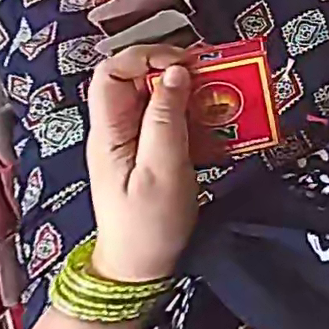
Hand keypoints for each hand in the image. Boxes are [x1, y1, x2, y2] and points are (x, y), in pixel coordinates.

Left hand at [83, 44, 198, 283]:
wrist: (139, 271)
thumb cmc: (148, 226)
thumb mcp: (162, 171)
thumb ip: (167, 119)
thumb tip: (176, 71)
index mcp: (109, 131)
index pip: (110, 72)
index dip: (144, 57)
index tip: (182, 64)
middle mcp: (118, 128)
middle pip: (135, 77)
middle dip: (173, 67)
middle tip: (210, 72)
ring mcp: (134, 138)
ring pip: (156, 93)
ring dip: (188, 86)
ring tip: (219, 89)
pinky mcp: (152, 148)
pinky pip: (169, 114)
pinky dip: (193, 107)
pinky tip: (214, 114)